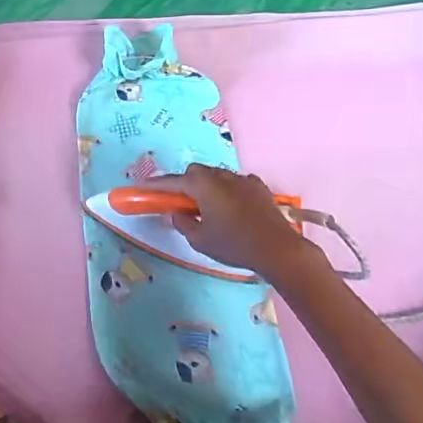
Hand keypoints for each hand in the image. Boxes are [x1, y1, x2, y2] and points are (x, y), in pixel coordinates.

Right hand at [139, 164, 319, 280]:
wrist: (279, 250)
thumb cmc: (234, 244)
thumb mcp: (200, 240)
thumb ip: (182, 223)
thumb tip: (175, 213)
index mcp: (202, 185)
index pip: (171, 181)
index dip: (155, 185)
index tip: (142, 186)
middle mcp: (221, 176)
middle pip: (195, 172)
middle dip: (185, 182)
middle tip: (181, 201)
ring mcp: (242, 180)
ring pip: (217, 175)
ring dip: (207, 185)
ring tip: (207, 206)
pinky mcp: (260, 188)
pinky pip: (237, 183)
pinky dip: (229, 190)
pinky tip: (232, 206)